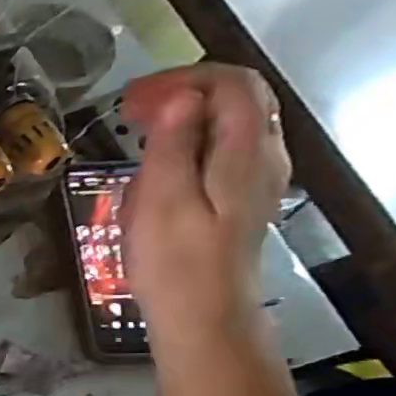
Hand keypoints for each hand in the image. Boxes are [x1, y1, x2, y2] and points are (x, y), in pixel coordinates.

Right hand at [119, 63, 290, 360]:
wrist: (203, 316)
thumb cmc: (175, 262)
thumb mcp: (163, 200)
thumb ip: (173, 145)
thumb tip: (179, 98)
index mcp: (246, 150)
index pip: (231, 84)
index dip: (182, 78)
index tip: (132, 98)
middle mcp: (264, 154)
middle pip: (237, 97)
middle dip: (184, 91)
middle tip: (132, 110)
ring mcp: (258, 177)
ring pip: (231, 122)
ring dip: (186, 116)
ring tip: (140, 131)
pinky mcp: (243, 198)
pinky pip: (224, 149)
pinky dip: (192, 141)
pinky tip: (162, 162)